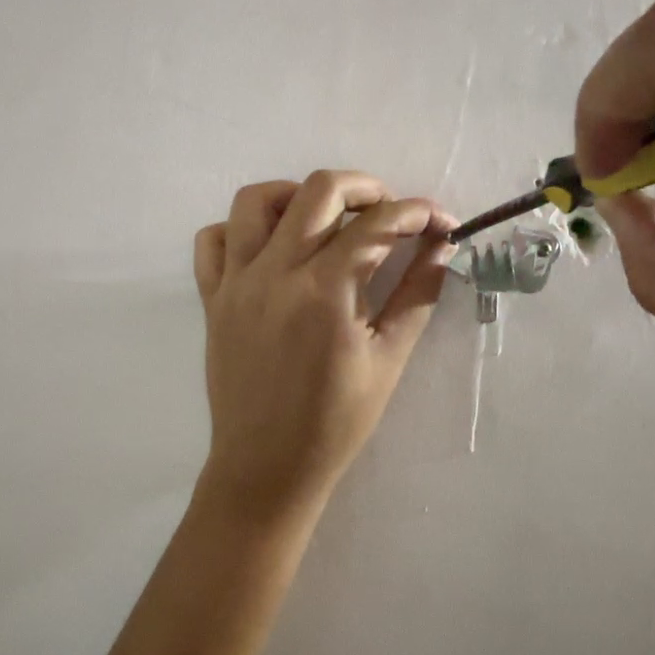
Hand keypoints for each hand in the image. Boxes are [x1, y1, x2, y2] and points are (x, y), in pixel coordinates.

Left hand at [193, 171, 456, 513]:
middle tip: (390, 211)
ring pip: (255, 201)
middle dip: (366, 187)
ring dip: (297, 195)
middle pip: (318, 191)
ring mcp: (236, 283)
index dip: (418, 212)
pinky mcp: (213, 299)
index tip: (440, 222)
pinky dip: (241, 229)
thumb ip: (416, 295)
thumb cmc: (335, 422)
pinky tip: (271, 248)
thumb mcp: (388, 360)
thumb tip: (441, 247)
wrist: (267, 466)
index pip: (378, 224)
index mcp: (325, 291)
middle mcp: (275, 273)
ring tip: (326, 219)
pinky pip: (213, 240)